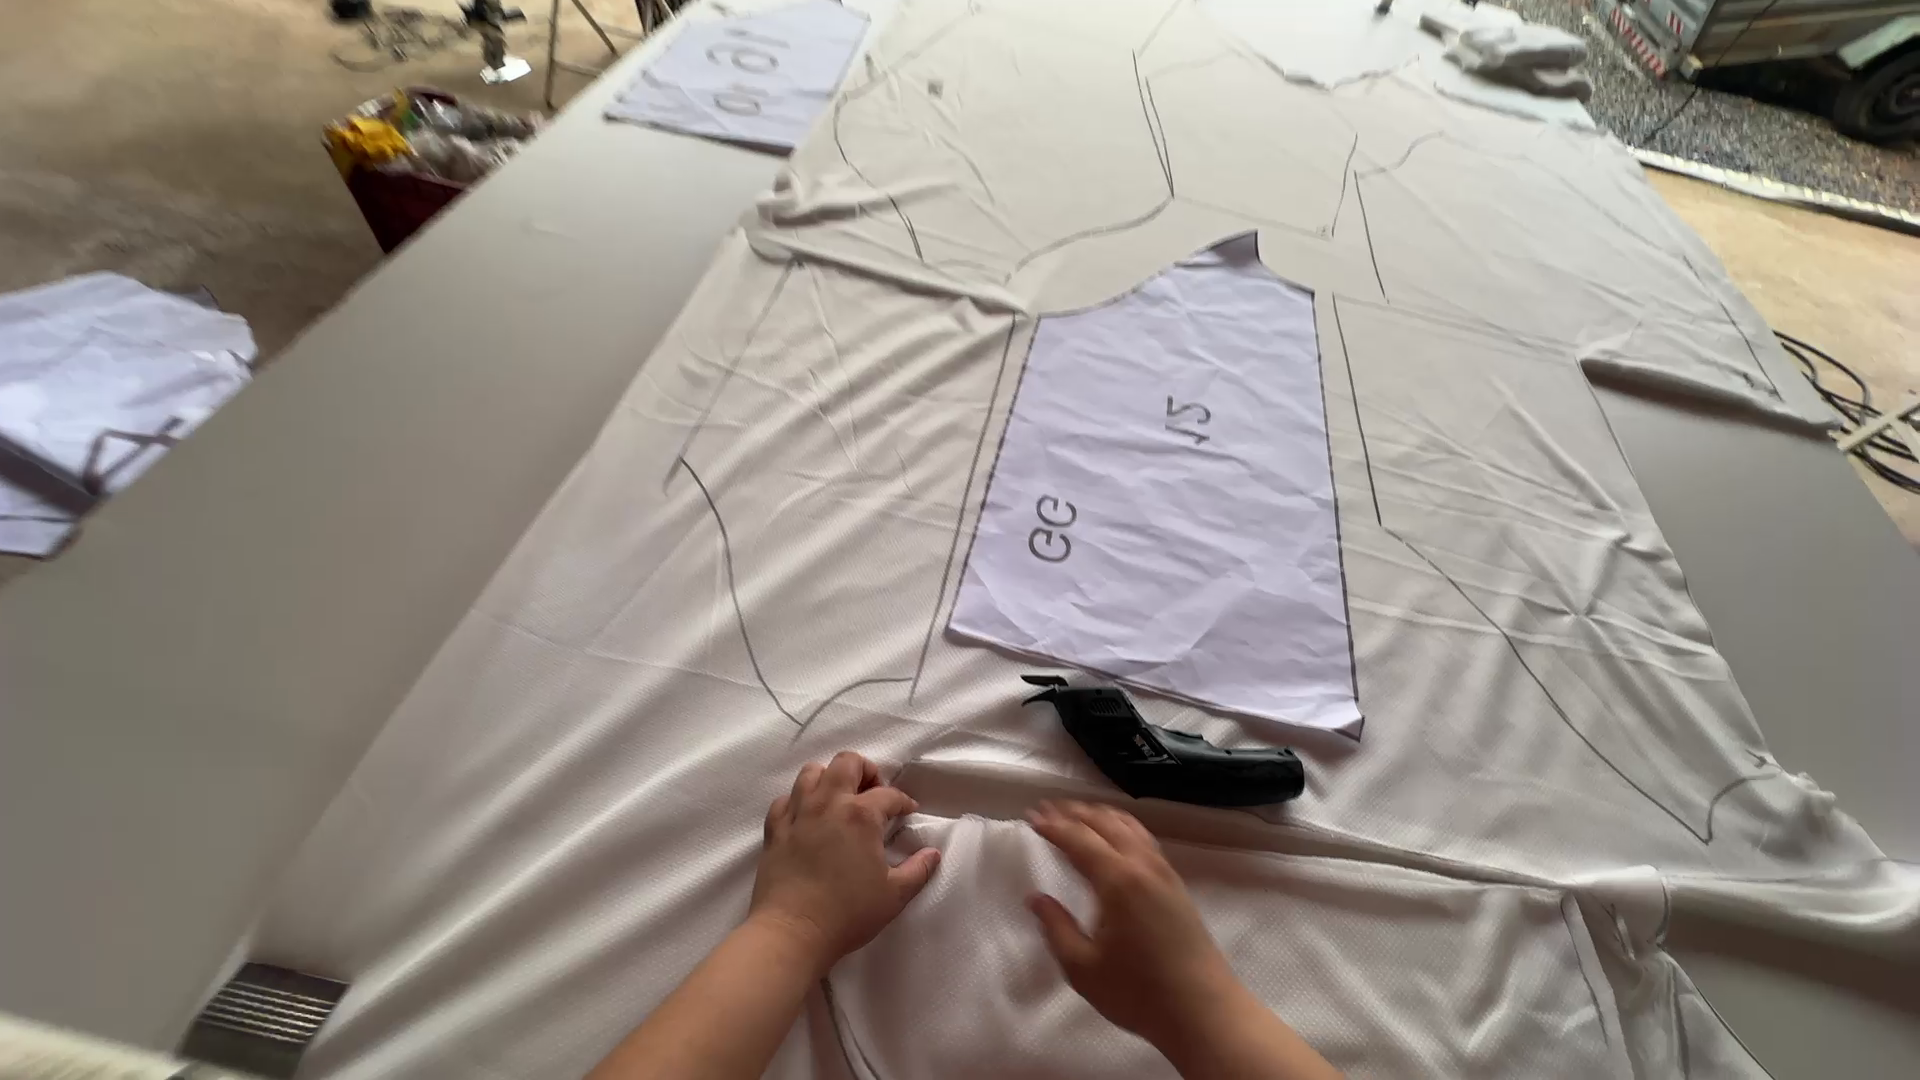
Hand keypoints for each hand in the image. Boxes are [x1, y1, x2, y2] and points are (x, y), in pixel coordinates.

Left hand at [749, 752, 940, 974]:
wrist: (791, 932)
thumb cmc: (846, 914)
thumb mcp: (894, 896)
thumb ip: (918, 870)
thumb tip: (933, 854)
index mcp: (861, 815)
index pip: (889, 794)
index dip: (903, 801)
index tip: (908, 812)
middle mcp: (829, 802)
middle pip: (847, 762)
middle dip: (865, 770)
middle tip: (873, 793)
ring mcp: (798, 812)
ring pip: (812, 772)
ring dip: (829, 778)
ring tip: (839, 799)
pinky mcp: (775, 828)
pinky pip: (785, 799)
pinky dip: (798, 801)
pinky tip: (807, 818)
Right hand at [1025, 800, 1247, 1052]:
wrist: (1204, 1013)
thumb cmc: (1139, 993)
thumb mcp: (1083, 969)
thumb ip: (1056, 928)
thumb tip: (1035, 898)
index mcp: (1118, 880)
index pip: (1079, 839)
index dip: (1053, 825)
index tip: (1030, 816)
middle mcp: (1141, 864)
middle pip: (1104, 822)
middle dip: (1073, 812)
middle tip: (1047, 809)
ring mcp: (1163, 870)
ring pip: (1127, 825)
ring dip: (1098, 814)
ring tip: (1076, 814)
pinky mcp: (1175, 882)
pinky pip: (1142, 836)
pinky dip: (1120, 824)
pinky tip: (1114, 834)